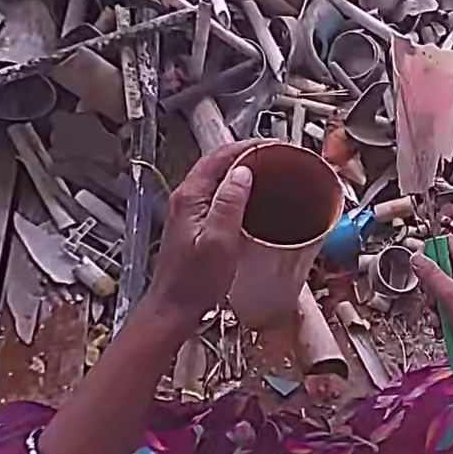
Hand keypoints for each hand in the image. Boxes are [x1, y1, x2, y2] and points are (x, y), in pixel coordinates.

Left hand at [143, 141, 257, 318]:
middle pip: (218, 163)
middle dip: (248, 153)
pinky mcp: (196, 222)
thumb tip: (243, 172)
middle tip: (277, 155)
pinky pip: (219, 193)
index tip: (273, 145)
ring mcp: (189, 210)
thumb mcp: (219, 241)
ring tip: (271, 170)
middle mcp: (186, 199)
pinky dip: (239, 187)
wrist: (175, 308)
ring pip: (219, 177)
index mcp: (190, 198)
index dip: (247, 146)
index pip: (219, 157)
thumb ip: (230, 204)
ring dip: (244, 169)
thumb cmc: (195, 282)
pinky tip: (255, 196)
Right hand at [410, 235, 452, 368]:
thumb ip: (432, 274)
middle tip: (432, 299)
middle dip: (430, 286)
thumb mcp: (451, 296)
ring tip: (439, 318)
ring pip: (439, 289)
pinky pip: (445, 305)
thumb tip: (416, 256)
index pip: (447, 242)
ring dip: (434, 305)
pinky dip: (440, 316)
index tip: (420, 265)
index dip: (431, 250)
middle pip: (439, 268)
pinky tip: (442, 328)